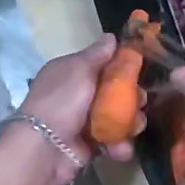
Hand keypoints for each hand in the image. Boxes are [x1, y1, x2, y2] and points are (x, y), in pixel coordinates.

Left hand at [13, 35, 139, 184]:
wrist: (44, 148)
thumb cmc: (63, 100)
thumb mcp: (80, 68)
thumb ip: (98, 53)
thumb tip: (110, 36)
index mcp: (69, 72)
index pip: (99, 64)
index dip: (119, 66)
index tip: (138, 70)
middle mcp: (75, 94)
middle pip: (112, 91)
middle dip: (130, 97)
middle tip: (141, 101)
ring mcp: (81, 120)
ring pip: (115, 117)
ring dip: (129, 123)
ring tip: (135, 127)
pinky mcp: (88, 144)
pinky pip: (110, 140)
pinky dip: (118, 145)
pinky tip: (122, 148)